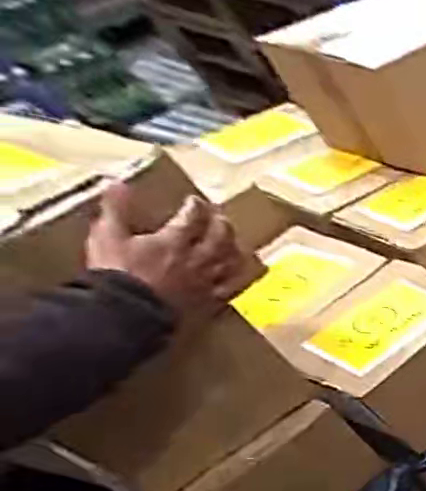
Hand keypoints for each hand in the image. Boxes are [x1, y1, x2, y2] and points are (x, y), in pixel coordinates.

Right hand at [85, 182, 248, 316]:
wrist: (133, 307)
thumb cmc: (117, 270)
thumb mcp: (108, 234)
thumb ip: (115, 209)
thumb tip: (118, 183)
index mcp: (174, 242)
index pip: (191, 219)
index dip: (195, 208)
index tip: (195, 201)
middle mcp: (199, 260)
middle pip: (219, 239)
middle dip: (222, 225)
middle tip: (221, 217)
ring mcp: (211, 280)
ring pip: (233, 260)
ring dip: (237, 247)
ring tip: (237, 240)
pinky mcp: (216, 298)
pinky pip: (238, 284)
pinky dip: (247, 274)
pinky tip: (253, 270)